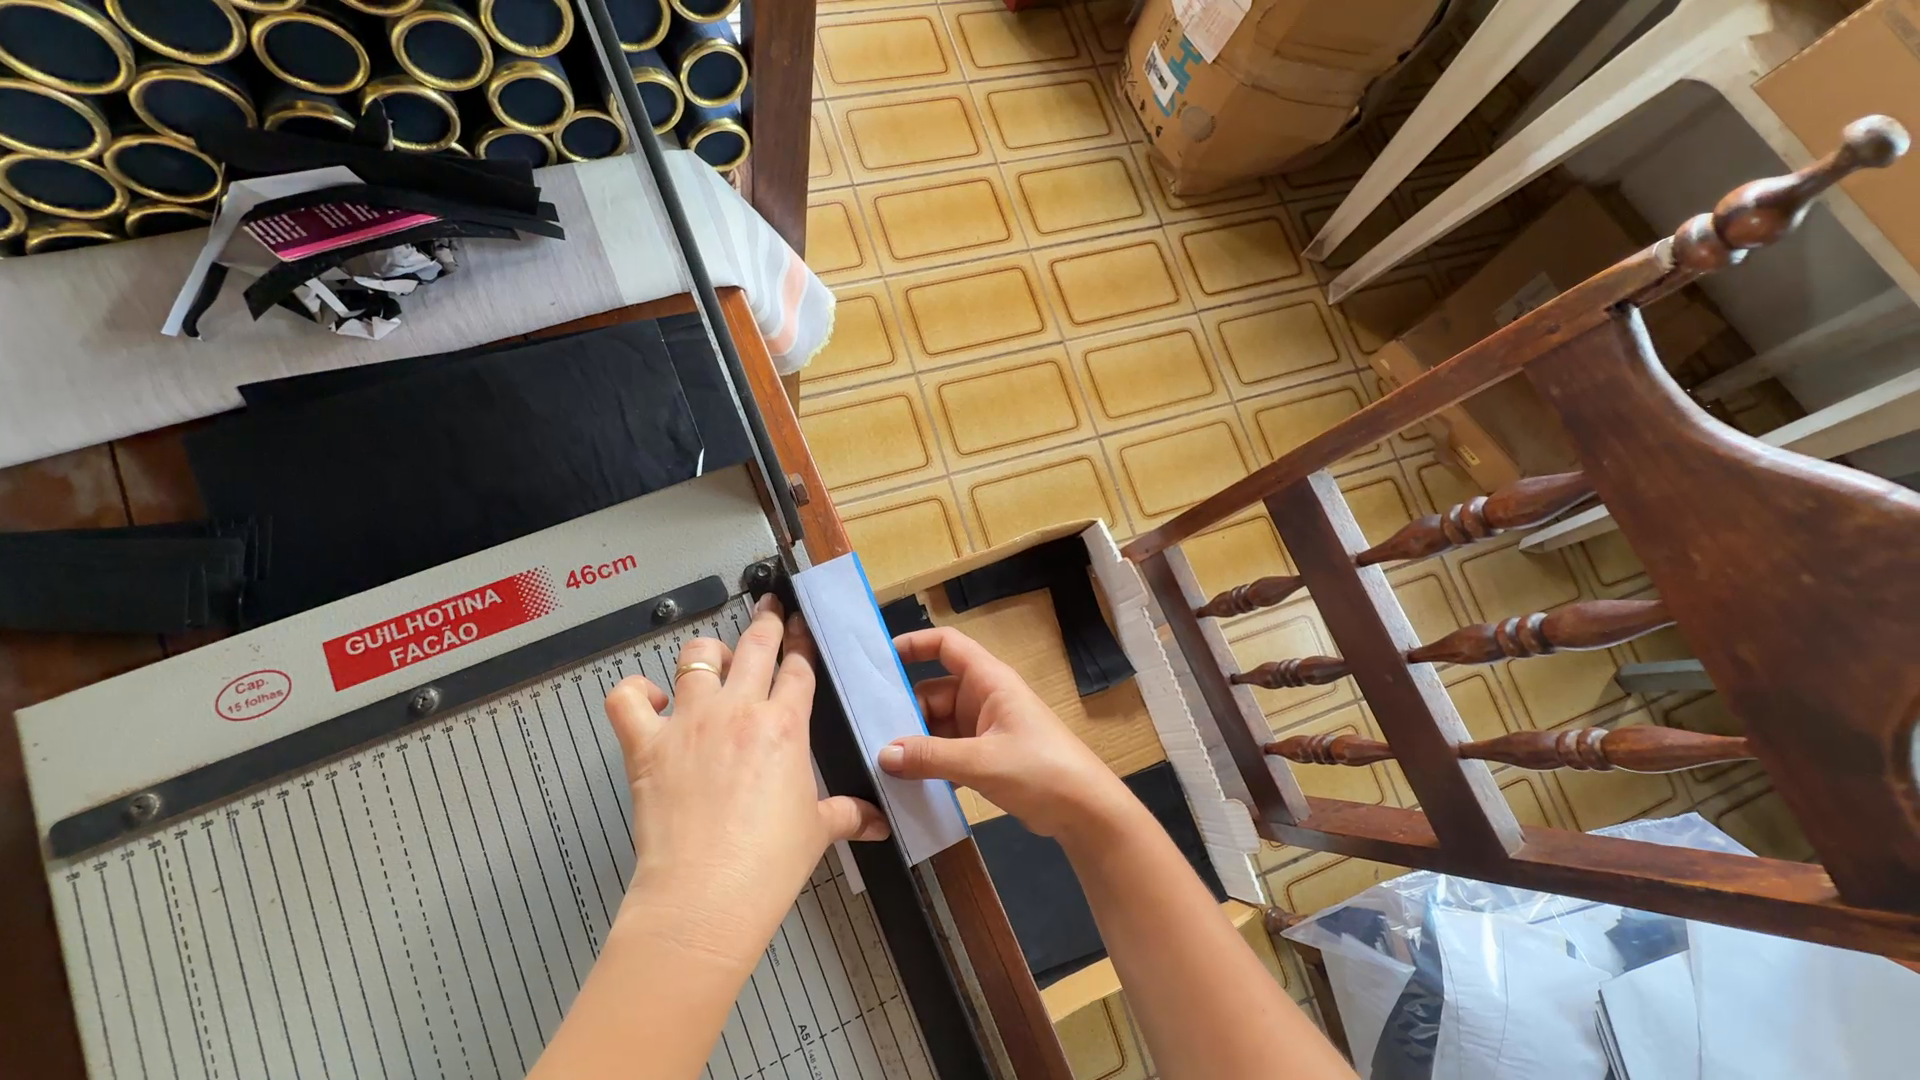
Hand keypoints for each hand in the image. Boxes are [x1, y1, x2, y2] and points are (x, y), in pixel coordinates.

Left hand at [603, 594, 887, 963]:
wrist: (706, 895)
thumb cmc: (768, 863)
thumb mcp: (818, 831)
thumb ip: (847, 814)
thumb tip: (876, 822)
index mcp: (786, 725)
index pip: (798, 666)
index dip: (801, 642)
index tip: (800, 627)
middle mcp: (738, 711)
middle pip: (755, 645)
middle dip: (765, 621)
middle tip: (768, 608)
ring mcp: (690, 723)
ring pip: (697, 658)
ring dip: (708, 652)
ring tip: (714, 656)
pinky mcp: (647, 744)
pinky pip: (629, 699)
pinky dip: (636, 691)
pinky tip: (651, 698)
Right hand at [878, 626, 1132, 842]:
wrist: (1084, 810)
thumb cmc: (1041, 770)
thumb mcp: (982, 762)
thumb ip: (931, 757)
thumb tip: (883, 754)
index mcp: (989, 681)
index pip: (947, 646)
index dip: (914, 644)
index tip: (879, 658)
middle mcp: (984, 698)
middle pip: (933, 691)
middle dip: (904, 709)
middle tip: (867, 731)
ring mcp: (985, 728)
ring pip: (937, 724)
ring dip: (914, 741)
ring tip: (878, 761)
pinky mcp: (986, 757)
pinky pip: (947, 750)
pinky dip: (929, 762)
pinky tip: (905, 782)